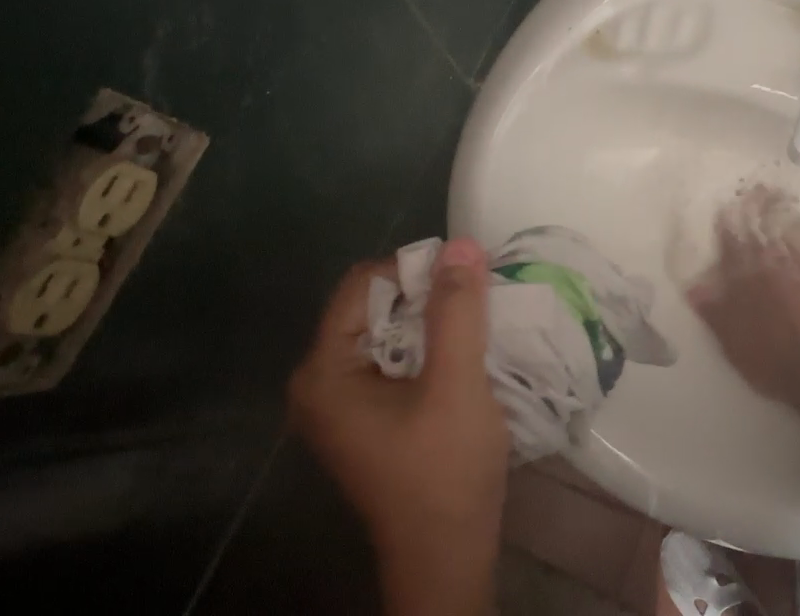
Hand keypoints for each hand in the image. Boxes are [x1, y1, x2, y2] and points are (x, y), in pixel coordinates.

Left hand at [289, 239, 507, 615]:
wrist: (447, 556)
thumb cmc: (444, 472)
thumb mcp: (456, 383)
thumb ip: (458, 311)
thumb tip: (463, 244)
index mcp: (324, 371)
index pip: (363, 284)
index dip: (416, 269)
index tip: (468, 279)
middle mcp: (320, 380)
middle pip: (374, 305)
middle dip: (428, 295)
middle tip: (479, 300)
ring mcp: (341, 401)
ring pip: (390, 330)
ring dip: (435, 320)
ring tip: (479, 325)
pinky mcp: (365, 416)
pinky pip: (395, 357)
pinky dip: (430, 347)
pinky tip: (465, 356)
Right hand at [687, 200, 799, 403]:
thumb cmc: (764, 357)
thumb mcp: (729, 339)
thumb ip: (713, 310)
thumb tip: (694, 286)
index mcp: (745, 283)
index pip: (732, 249)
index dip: (726, 229)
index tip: (723, 208)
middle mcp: (768, 272)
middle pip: (756, 240)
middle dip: (750, 218)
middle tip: (750, 194)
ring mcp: (793, 277)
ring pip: (779, 244)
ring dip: (771, 226)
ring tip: (768, 207)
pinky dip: (792, 244)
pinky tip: (790, 238)